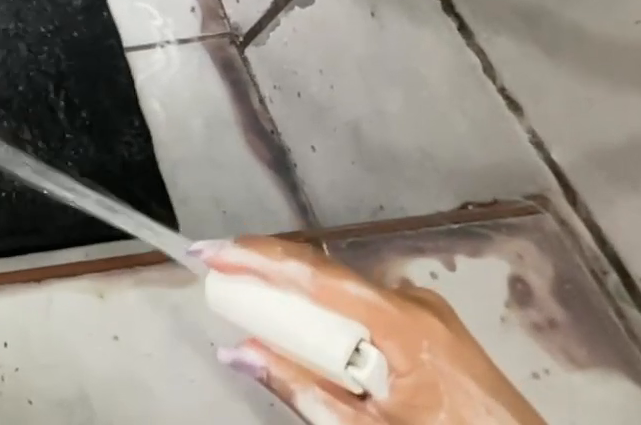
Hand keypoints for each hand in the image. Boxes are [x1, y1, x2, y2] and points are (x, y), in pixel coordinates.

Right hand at [194, 236, 545, 424]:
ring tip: (249, 297)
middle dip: (265, 270)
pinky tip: (303, 325)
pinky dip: (324, 310)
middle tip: (216, 272)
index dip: (254, 258)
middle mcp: (414, 303)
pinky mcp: (433, 327)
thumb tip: (236, 352)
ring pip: (341, 288)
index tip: (207, 251)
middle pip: (323, 274)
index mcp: (403, 326)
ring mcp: (427, 311)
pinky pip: (362, 305)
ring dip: (293, 291)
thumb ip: (302, 390)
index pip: (314, 275)